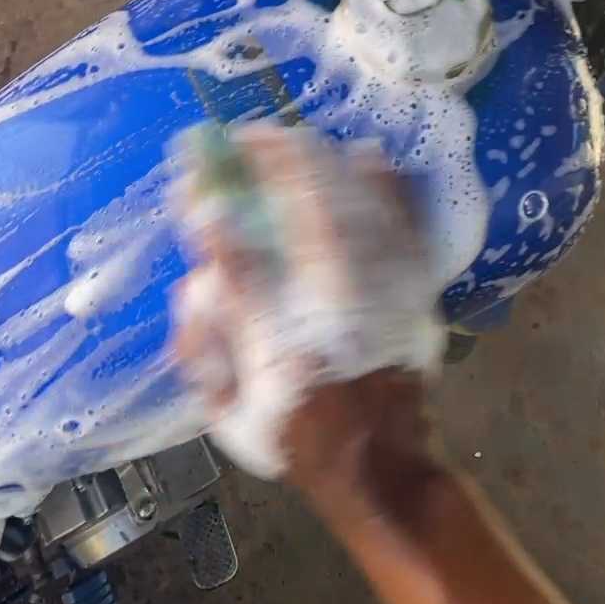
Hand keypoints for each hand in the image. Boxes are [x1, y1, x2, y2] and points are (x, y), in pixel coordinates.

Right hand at [172, 126, 583, 603]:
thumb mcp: (231, 409)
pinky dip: (388, 190)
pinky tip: (370, 156)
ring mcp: (380, 298)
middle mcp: (331, 313)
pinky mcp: (412, 293)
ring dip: (319, 167)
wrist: (379, 465)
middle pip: (303, 217)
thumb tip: (193, 280)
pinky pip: (403, 229)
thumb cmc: (296, 436)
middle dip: (272, 167)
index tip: (193, 190)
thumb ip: (205, 346)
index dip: (215, 221)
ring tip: (290, 138)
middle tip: (247, 141)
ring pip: (353, 210)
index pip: (239, 266)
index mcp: (280, 345)